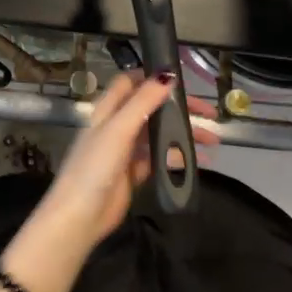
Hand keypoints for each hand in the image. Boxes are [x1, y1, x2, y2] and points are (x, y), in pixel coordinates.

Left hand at [7, 74, 217, 290]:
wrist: (80, 216)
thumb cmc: (95, 167)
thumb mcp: (118, 129)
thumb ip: (143, 102)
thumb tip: (167, 74)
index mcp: (107, 110)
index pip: (130, 83)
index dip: (152, 77)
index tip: (181, 80)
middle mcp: (116, 126)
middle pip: (151, 108)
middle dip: (178, 109)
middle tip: (210, 114)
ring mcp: (125, 150)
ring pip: (158, 134)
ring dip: (182, 134)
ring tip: (212, 142)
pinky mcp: (133, 172)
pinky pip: (159, 159)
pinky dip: (177, 158)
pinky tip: (197, 162)